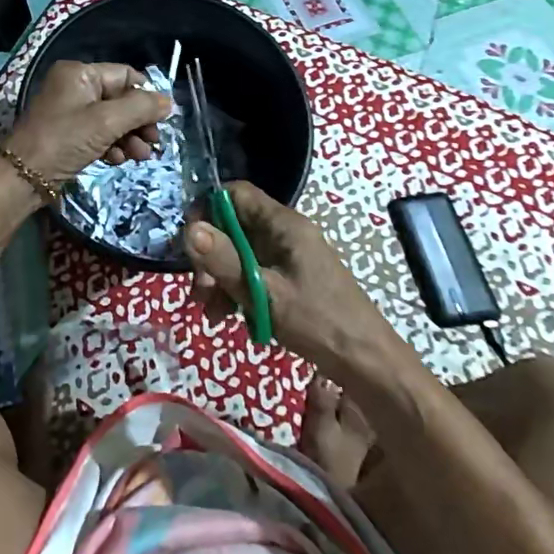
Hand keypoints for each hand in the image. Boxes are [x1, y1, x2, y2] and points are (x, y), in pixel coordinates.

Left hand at [5, 61, 172, 184]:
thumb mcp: (107, 122)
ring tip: (141, 157)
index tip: (162, 120)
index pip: (126, 76)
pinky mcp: (69, 135)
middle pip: (121, 99)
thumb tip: (170, 102)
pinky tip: (119, 160)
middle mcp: (75, 87)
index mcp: (80, 73)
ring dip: (130, 137)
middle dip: (139, 122)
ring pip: (113, 119)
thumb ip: (141, 108)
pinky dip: (113, 145)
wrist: (21, 178)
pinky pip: (100, 134)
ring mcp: (71, 112)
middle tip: (154, 143)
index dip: (146, 97)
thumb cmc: (64, 140)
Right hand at [186, 182, 409, 377]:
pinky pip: (256, 273)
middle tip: (199, 294)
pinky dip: (241, 292)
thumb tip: (189, 229)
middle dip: (212, 257)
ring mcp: (291, 256)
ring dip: (222, 280)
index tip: (189, 244)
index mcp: (284, 224)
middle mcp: (286, 232)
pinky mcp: (293, 278)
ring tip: (214, 316)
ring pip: (242, 254)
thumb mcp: (263, 292)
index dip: (208, 210)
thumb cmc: (316, 321)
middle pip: (235, 227)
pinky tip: (236, 320)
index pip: (237, 194)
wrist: (364, 359)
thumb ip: (225, 260)